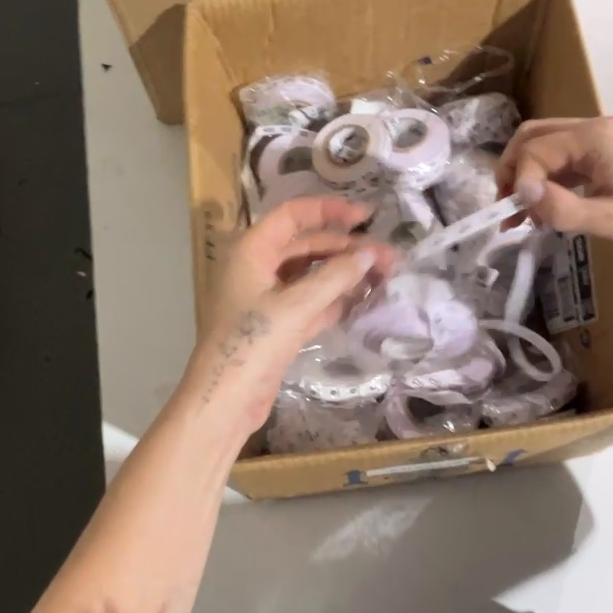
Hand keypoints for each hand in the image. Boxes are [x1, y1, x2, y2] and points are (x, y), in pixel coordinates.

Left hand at [181, 198, 396, 435]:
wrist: (225, 401)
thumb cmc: (251, 345)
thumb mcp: (296, 307)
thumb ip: (335, 277)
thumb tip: (370, 254)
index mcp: (251, 251)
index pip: (293, 216)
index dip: (329, 211)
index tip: (366, 216)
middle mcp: (258, 268)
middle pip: (307, 246)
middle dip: (346, 249)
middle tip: (388, 258)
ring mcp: (268, 299)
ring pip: (312, 276)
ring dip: (345, 275)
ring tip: (384, 278)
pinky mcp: (279, 326)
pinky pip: (313, 303)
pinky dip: (336, 300)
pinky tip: (366, 300)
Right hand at [496, 117, 612, 262]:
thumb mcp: (608, 221)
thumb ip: (560, 208)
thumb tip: (521, 195)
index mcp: (596, 136)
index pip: (535, 149)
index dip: (517, 182)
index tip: (513, 217)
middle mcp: (599, 127)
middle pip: (536, 136)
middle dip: (514, 170)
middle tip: (506, 208)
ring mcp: (609, 138)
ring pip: (551, 146)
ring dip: (532, 176)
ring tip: (525, 215)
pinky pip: (570, 158)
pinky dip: (552, 179)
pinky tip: (551, 208)